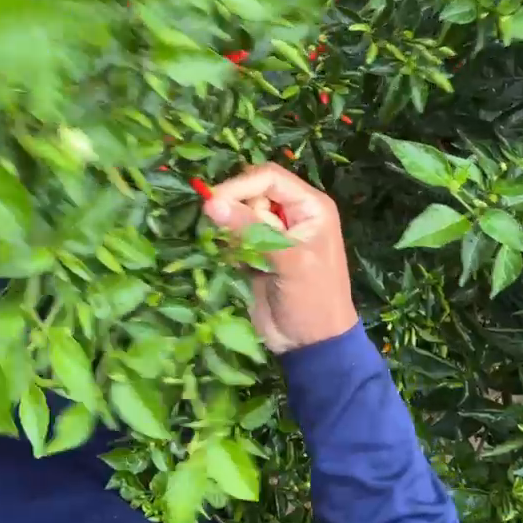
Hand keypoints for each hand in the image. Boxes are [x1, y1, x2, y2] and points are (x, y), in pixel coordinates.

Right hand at [201, 164, 359, 354]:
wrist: (311, 345)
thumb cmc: (311, 299)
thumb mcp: (286, 260)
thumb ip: (249, 229)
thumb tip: (210, 202)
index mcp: (310, 206)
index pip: (268, 178)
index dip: (240, 186)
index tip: (213, 203)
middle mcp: (292, 214)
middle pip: (251, 192)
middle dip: (235, 209)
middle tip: (227, 235)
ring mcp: (273, 234)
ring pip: (239, 214)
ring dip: (230, 230)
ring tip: (238, 255)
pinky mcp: (257, 253)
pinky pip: (234, 236)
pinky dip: (229, 247)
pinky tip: (239, 266)